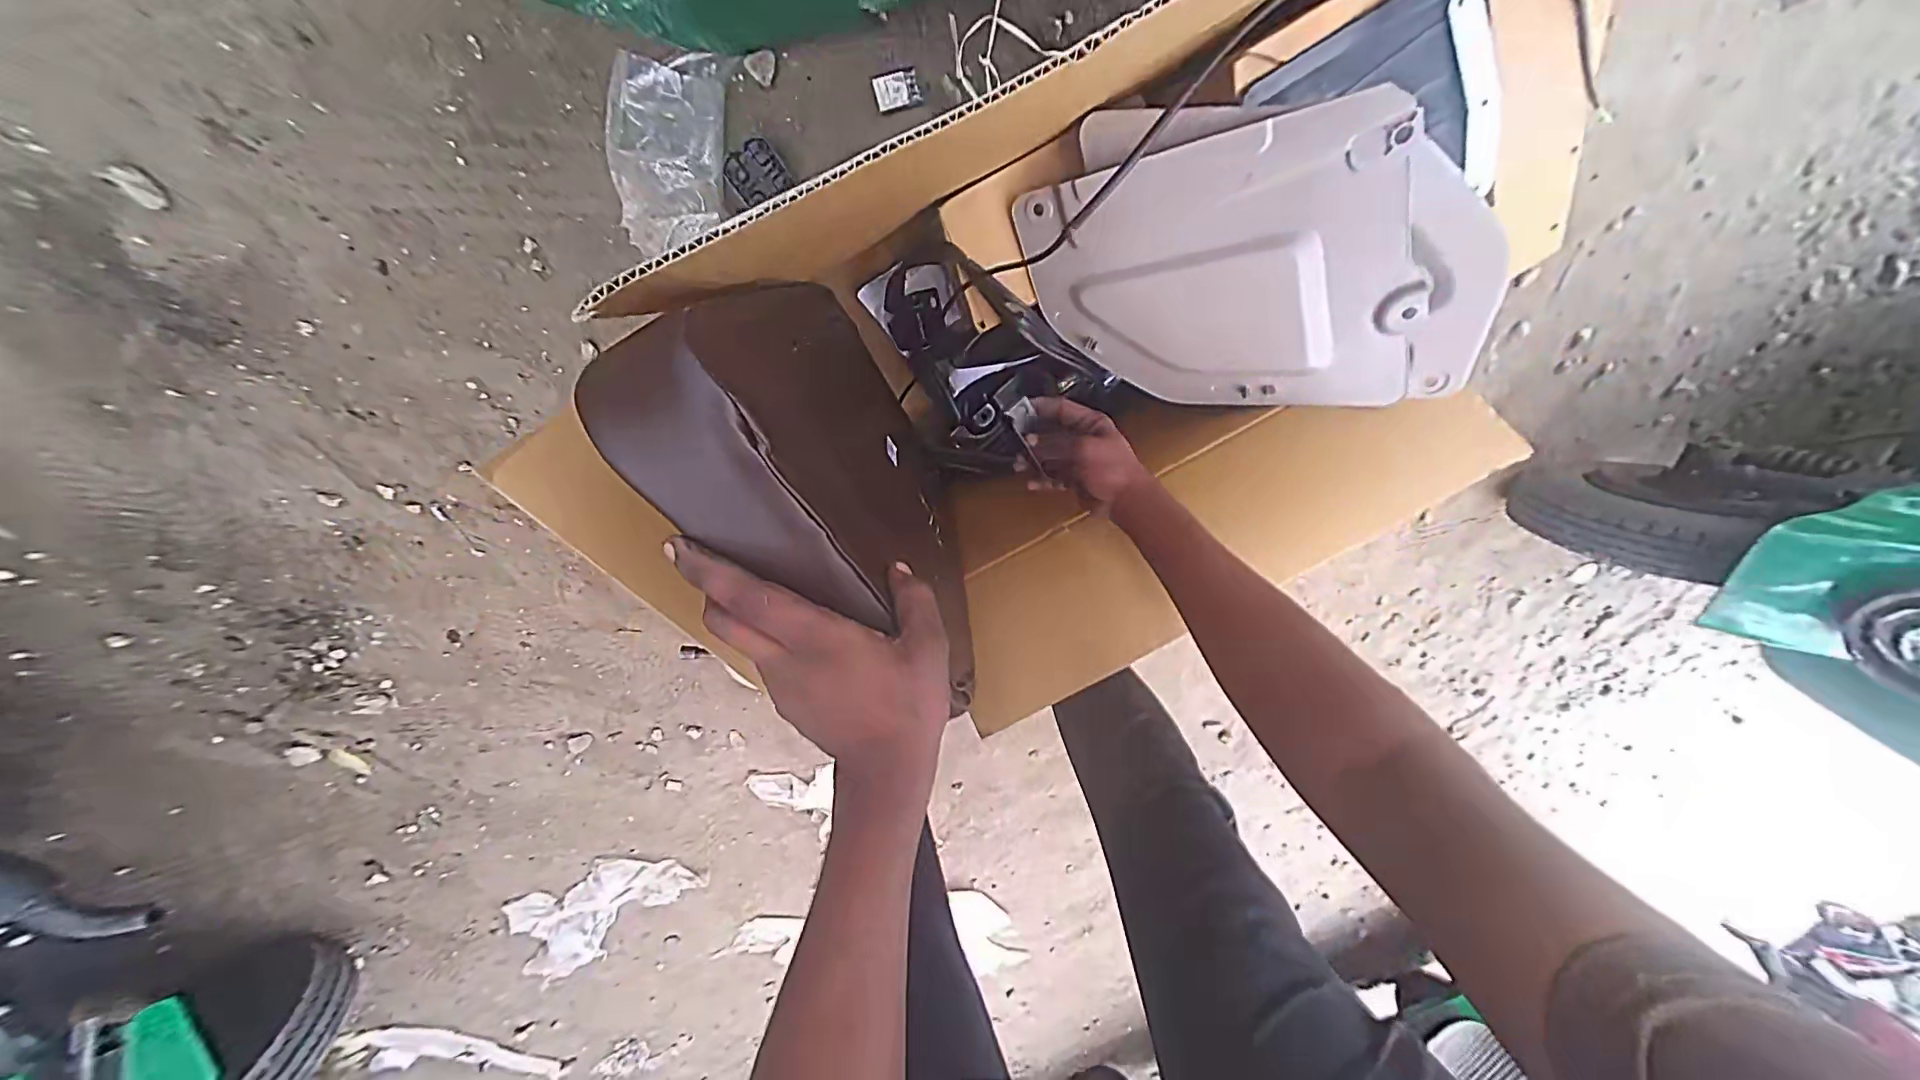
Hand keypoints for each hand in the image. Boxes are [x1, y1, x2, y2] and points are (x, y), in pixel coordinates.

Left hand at [665, 537, 950, 781]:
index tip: (680, 548)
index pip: (746, 597)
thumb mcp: (928, 649)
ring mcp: (779, 683)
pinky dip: (760, 636)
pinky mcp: (785, 701)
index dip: (709, 570)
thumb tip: (899, 571)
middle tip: (699, 558)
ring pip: (739, 638)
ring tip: (752, 589)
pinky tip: (791, 633)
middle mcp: (785, 658)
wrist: (887, 771)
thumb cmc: (906, 709)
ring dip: (734, 611)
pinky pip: (761, 659)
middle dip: (703, 585)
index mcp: (813, 636)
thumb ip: (915, 601)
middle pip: (722, 617)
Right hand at [1015, 397, 1157, 516]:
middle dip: (1032, 438)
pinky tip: (1032, 482)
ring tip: (1019, 465)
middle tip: (1015, 441)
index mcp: (1090, 423)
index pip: (1061, 409)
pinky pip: (1053, 476)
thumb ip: (1054, 444)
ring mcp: (1078, 459)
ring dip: (1033, 461)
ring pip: (1049, 456)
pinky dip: (1042, 479)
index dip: (1041, 407)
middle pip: (1051, 433)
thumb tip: (1030, 441)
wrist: (1126, 499)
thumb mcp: (1082, 449)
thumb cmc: (1112, 468)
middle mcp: (1083, 439)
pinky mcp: (1075, 479)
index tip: (1021, 408)